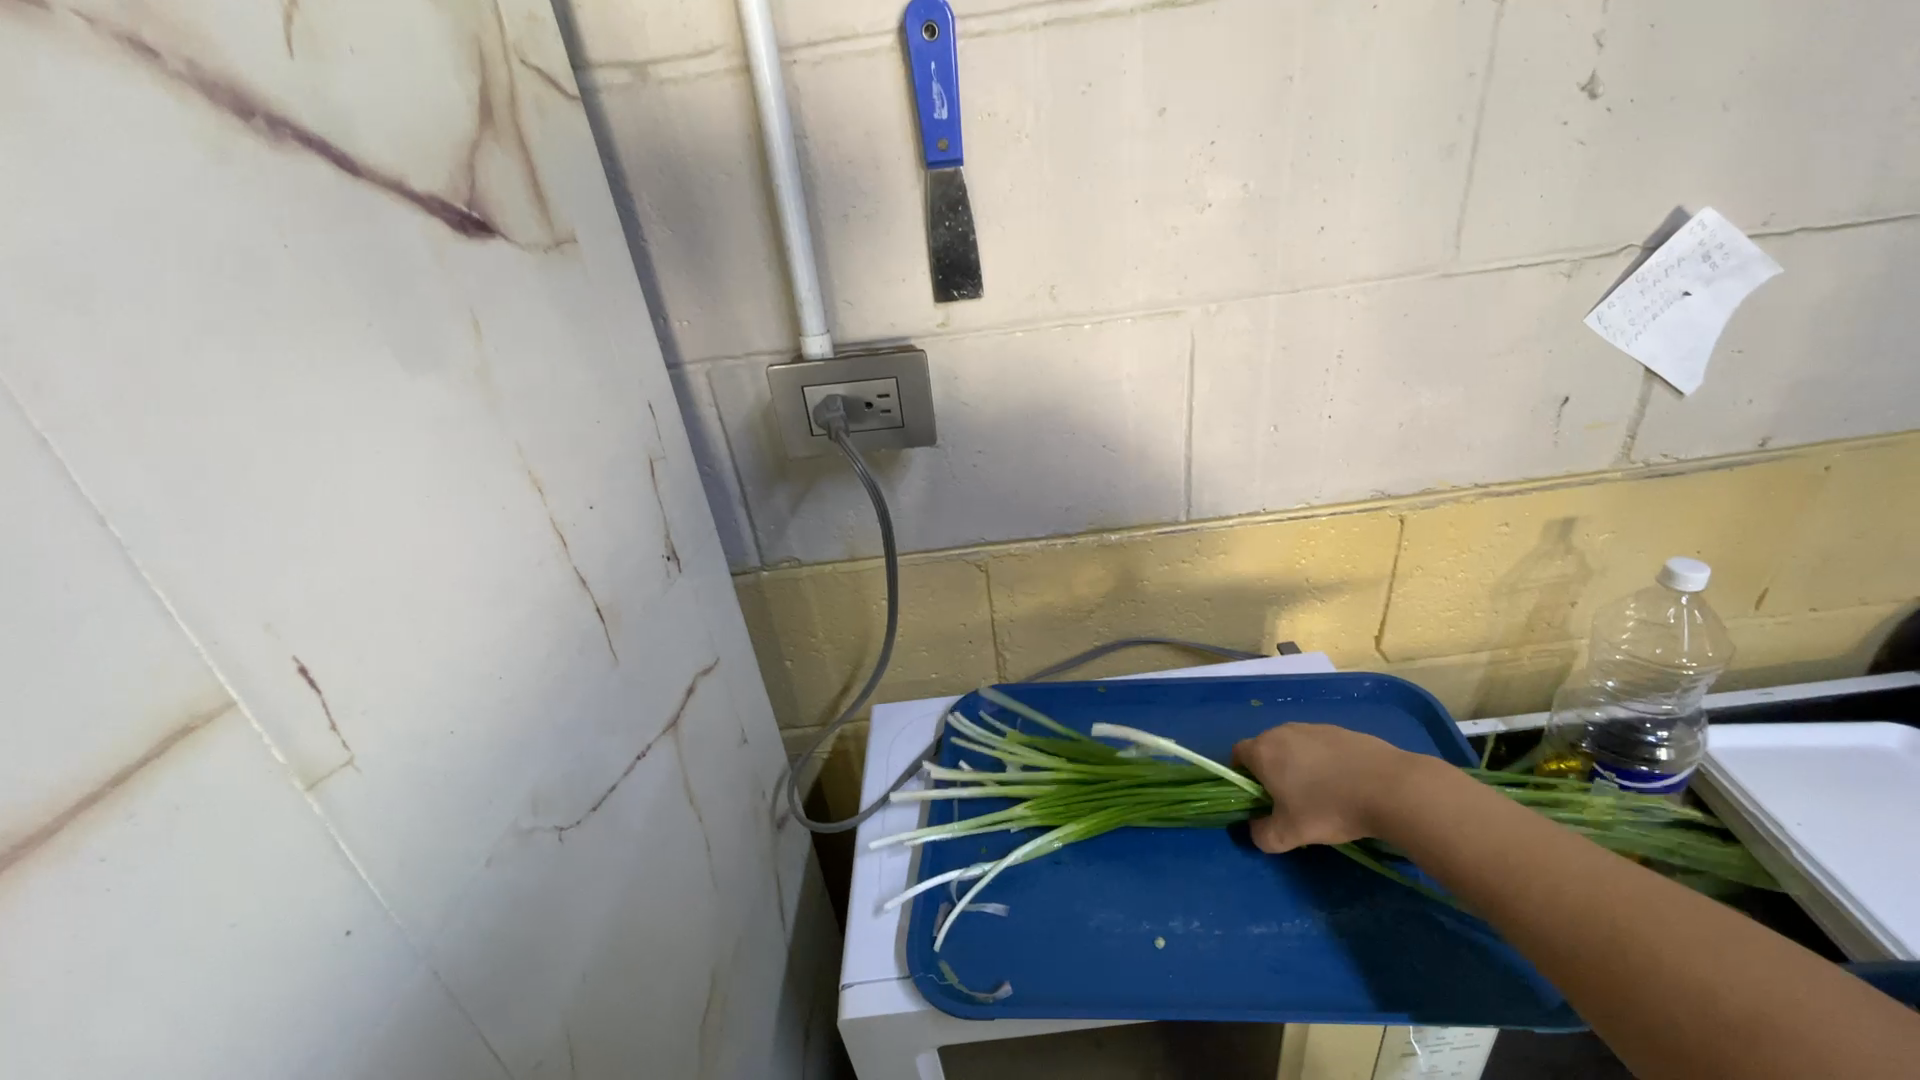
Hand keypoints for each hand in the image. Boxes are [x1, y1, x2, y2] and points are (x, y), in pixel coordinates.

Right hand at [1231, 724, 1423, 853]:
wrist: (1390, 787)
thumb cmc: (1329, 808)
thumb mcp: (1289, 834)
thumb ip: (1262, 835)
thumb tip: (1255, 829)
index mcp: (1263, 751)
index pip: (1237, 754)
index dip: (1241, 776)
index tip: (1257, 797)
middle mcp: (1284, 732)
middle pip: (1267, 749)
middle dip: (1271, 771)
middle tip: (1288, 800)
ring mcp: (1316, 728)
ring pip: (1296, 747)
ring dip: (1300, 766)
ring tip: (1322, 794)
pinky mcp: (1344, 731)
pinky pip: (1323, 747)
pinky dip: (1326, 762)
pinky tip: (1346, 785)